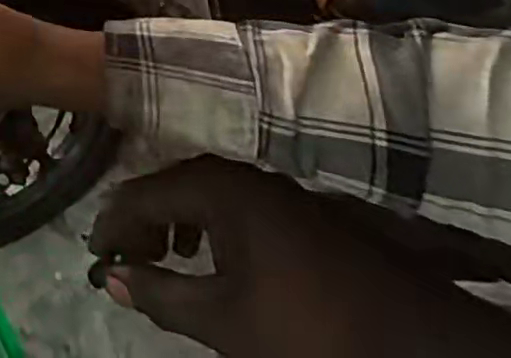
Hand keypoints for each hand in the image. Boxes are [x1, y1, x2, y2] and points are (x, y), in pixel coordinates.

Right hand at [89, 157, 510, 356]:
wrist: (416, 339)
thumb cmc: (310, 326)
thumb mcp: (227, 322)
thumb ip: (162, 296)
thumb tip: (111, 280)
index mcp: (217, 188)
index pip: (143, 194)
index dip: (113, 225)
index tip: (94, 255)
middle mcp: (237, 172)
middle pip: (168, 185)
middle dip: (140, 222)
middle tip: (124, 260)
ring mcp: (267, 184)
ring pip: (197, 191)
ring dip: (171, 222)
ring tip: (160, 258)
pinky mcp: (289, 203)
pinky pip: (226, 200)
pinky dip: (203, 224)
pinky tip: (206, 254)